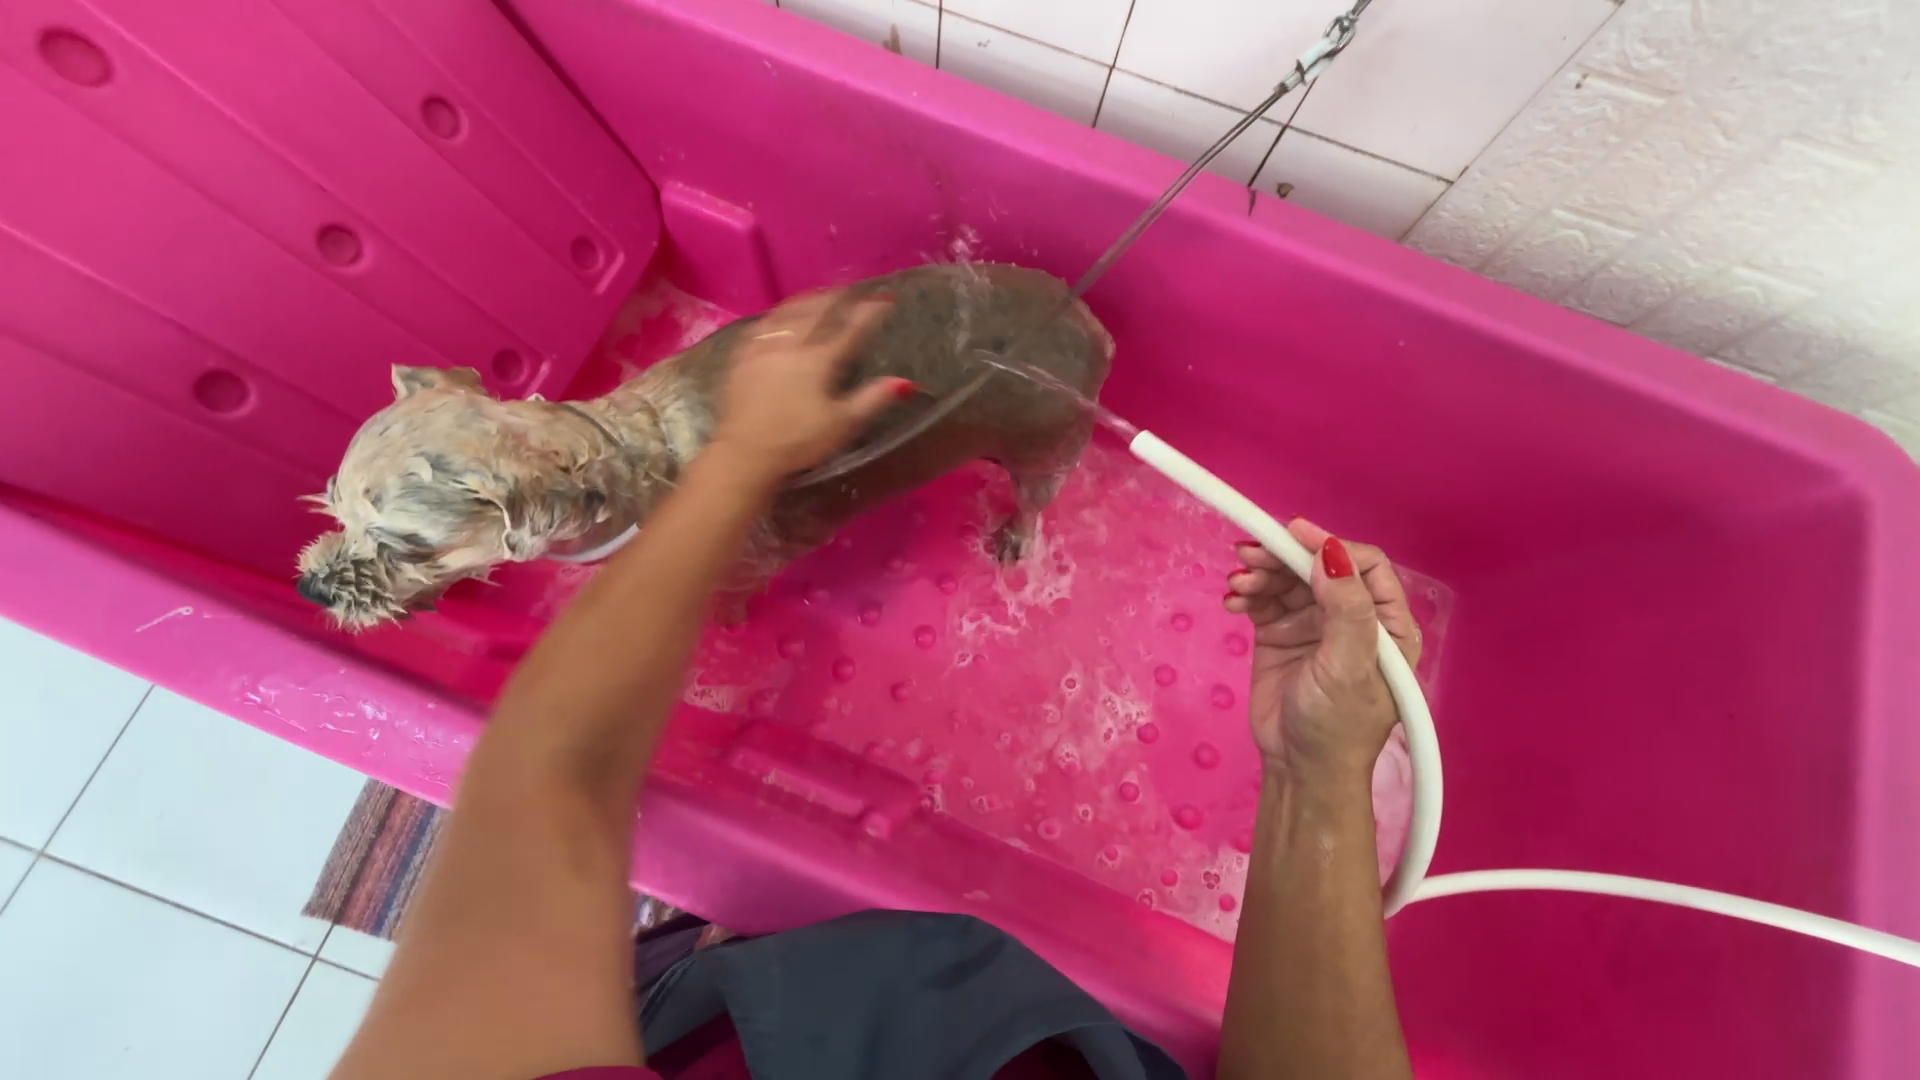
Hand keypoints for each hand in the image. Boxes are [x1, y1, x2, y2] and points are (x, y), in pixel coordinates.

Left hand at [709, 289, 911, 478]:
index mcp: (820, 360)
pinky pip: (760, 327)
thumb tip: (906, 382)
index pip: (850, 329)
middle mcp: (791, 345)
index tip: (885, 299)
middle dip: (837, 297)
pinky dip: (775, 316)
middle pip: (816, 312)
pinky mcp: (741, 360)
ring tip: (818, 294)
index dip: (870, 312)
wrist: (746, 453)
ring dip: (806, 300)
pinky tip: (777, 317)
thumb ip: (874, 399)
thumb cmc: (800, 441)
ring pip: (787, 314)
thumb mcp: (844, 424)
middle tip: (851, 289)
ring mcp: (763, 350)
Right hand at [1222, 520, 1421, 781]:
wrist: (1297, 766)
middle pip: (1316, 568)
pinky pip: (1262, 600)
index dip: (1329, 546)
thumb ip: (1346, 609)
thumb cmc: (1337, 723)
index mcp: (1384, 624)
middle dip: (1283, 557)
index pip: (1363, 567)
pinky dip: (1246, 595)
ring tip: (1236, 585)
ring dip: (1259, 575)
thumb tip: (1330, 552)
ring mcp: (1311, 625)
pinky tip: (1232, 602)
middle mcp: (1349, 617)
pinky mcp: (1278, 634)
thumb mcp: (1347, 667)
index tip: (1292, 534)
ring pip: (1285, 580)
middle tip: (1249, 555)